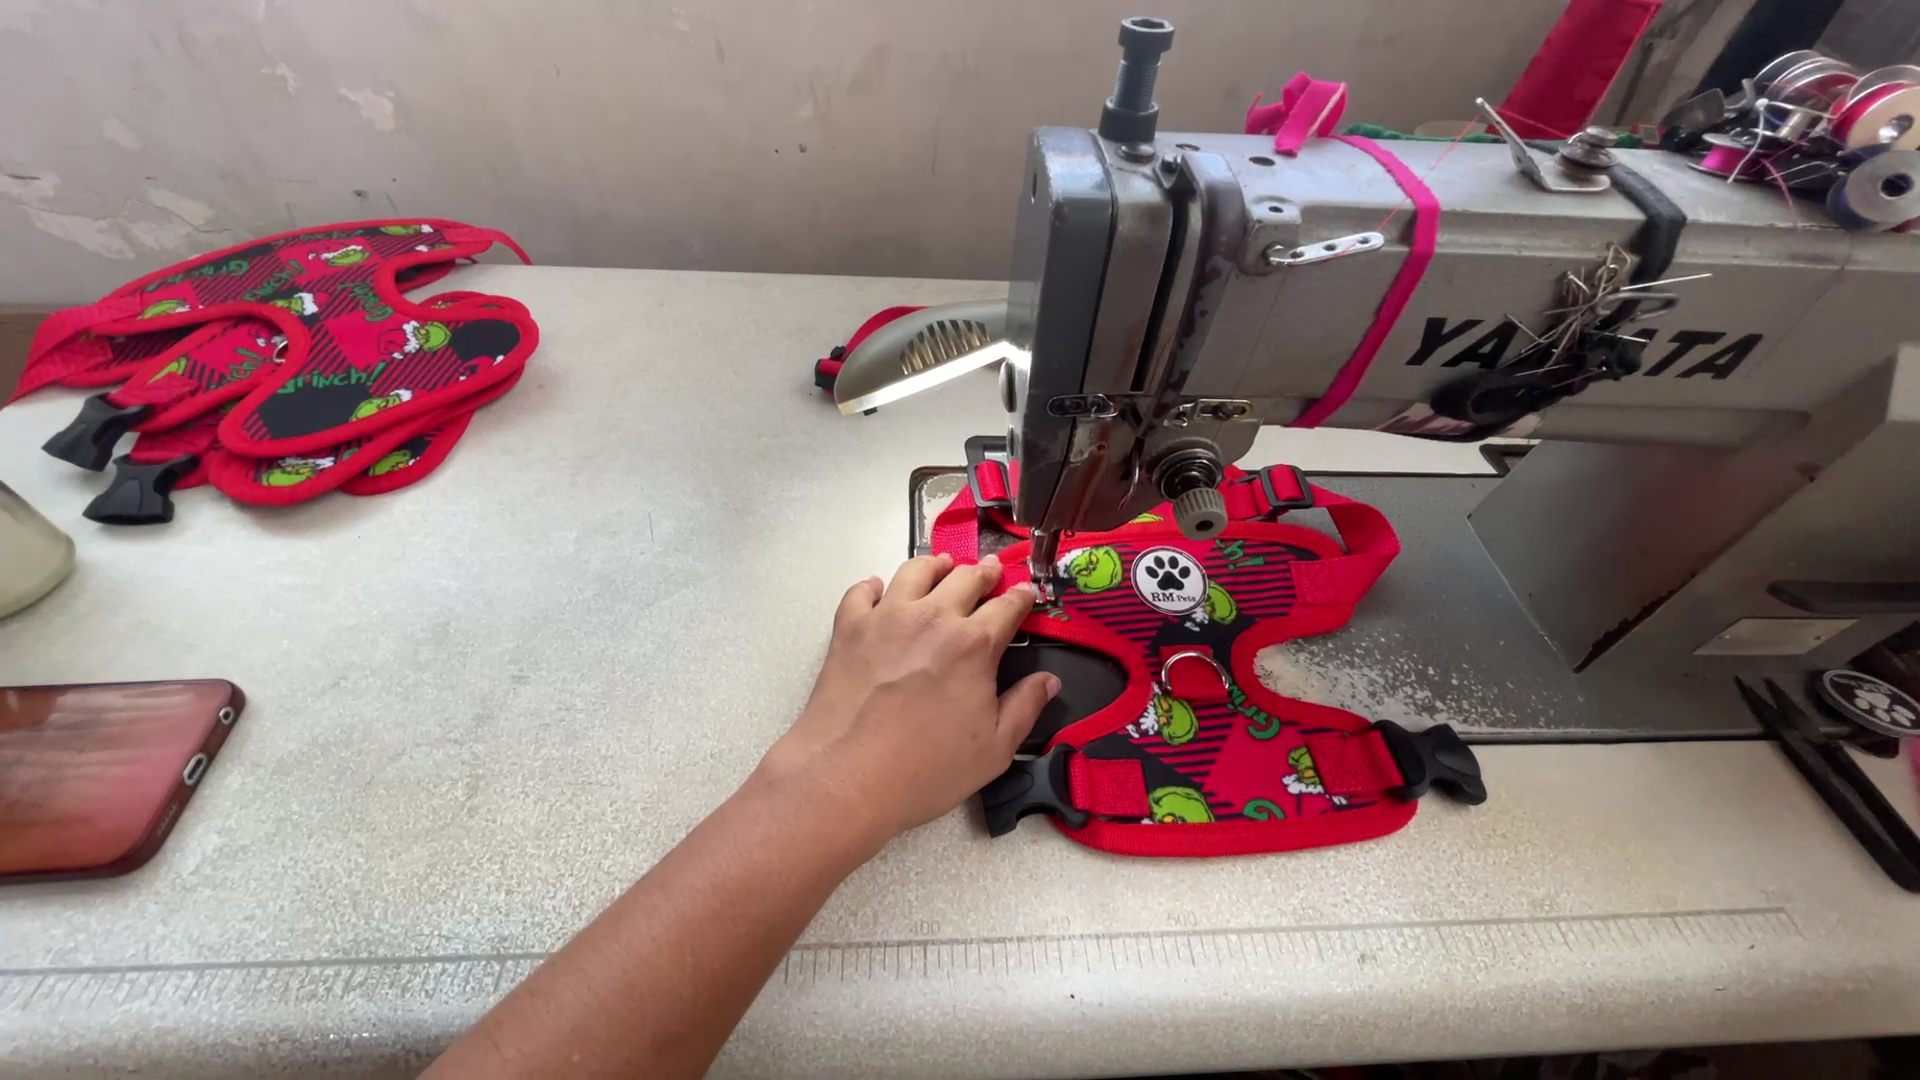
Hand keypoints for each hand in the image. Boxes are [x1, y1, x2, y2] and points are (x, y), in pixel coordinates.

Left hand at [754, 553, 1058, 844]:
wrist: (847, 776)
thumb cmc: (926, 769)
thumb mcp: (994, 750)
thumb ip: (1025, 708)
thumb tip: (1048, 681)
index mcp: (974, 644)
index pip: (1007, 606)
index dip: (1021, 596)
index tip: (1025, 591)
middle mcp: (932, 617)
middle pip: (965, 578)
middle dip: (983, 572)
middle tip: (989, 570)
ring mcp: (886, 617)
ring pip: (915, 571)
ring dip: (935, 565)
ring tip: (942, 565)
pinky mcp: (849, 627)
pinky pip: (862, 592)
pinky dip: (873, 585)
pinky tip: (878, 588)